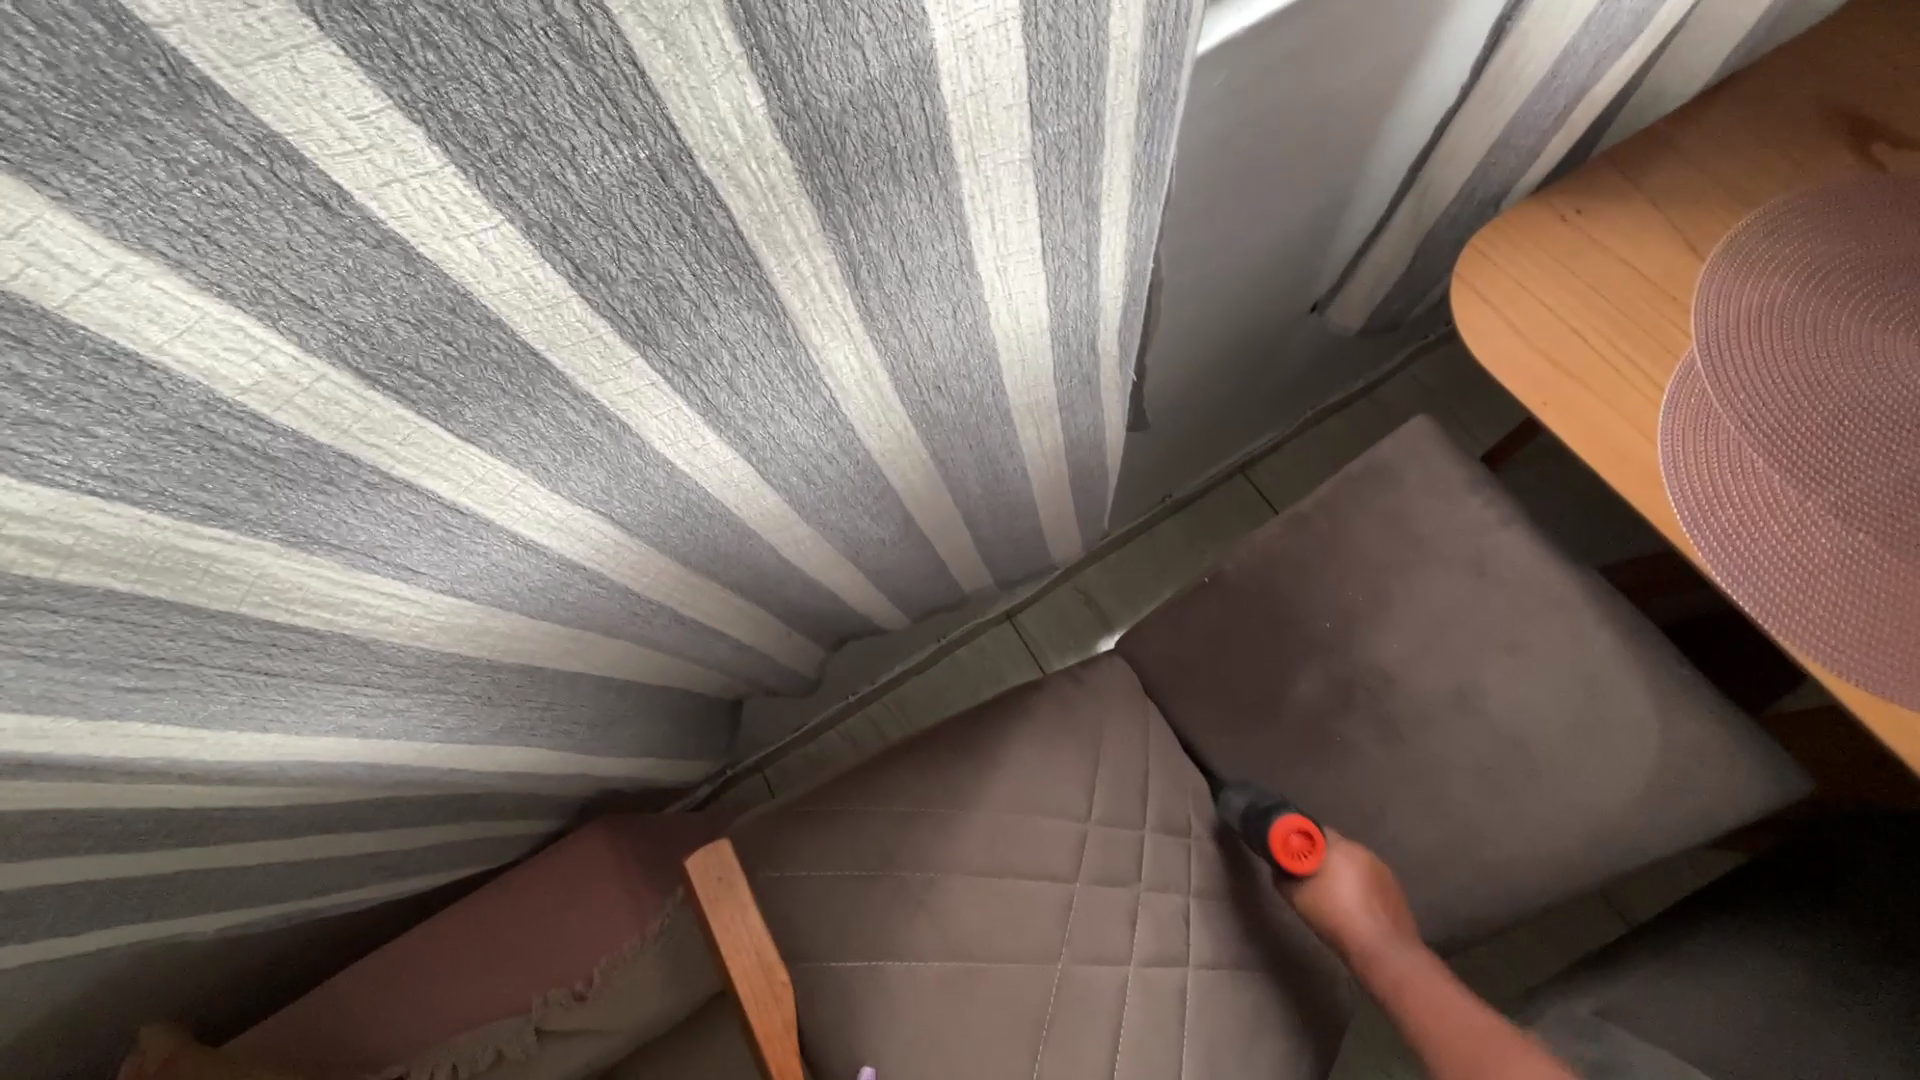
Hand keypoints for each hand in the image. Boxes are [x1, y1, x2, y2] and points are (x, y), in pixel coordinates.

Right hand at [1274, 829, 1423, 970]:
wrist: (1383, 951)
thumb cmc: (1335, 918)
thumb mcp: (1296, 898)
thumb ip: (1282, 877)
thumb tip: (1279, 868)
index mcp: (1338, 846)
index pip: (1314, 830)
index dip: (1301, 841)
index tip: (1293, 855)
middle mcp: (1362, 850)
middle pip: (1335, 846)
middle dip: (1322, 858)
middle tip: (1309, 877)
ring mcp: (1382, 868)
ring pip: (1354, 863)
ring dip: (1343, 872)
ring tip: (1334, 896)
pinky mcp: (1395, 886)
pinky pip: (1369, 878)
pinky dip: (1360, 886)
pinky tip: (1356, 908)